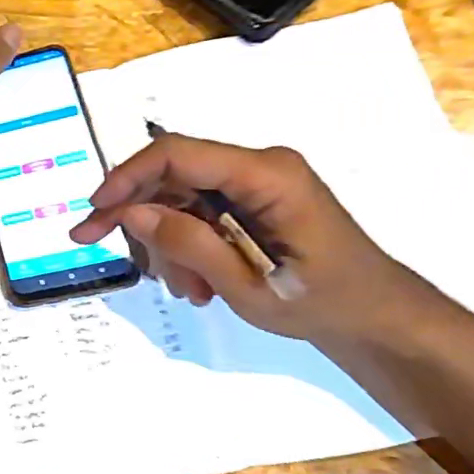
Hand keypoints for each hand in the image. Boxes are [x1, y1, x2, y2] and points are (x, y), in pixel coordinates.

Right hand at [67, 133, 442, 345]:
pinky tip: (196, 282)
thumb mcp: (251, 287)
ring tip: (184, 289)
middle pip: (170, 173)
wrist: (378, 318)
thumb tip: (130, 212)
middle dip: (134, 212)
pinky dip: (182, 244)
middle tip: (95, 243)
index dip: (127, 176)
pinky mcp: (249, 199)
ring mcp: (253, 182)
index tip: (95, 210)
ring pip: (176, 195)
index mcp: (267, 176)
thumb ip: (190, 245)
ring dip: (164, 240)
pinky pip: (194, 210)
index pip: (178, 155)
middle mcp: (257, 166)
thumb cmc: (327, 304)